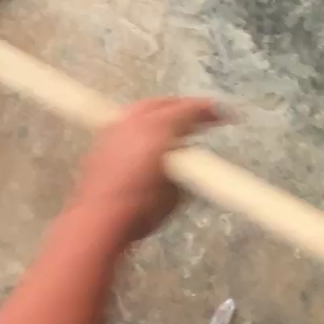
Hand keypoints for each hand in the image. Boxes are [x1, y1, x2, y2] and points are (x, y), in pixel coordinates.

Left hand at [69, 98, 221, 240]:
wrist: (100, 219)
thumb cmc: (142, 209)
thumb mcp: (178, 191)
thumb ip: (185, 165)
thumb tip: (187, 158)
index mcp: (159, 128)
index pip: (189, 109)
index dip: (209, 110)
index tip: (224, 116)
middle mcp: (135, 122)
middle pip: (163, 103)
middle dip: (183, 107)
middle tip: (199, 118)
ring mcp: (115, 129)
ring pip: (141, 110)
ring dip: (160, 114)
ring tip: (174, 127)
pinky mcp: (101, 142)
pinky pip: (126, 123)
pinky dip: (142, 126)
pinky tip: (147, 140)